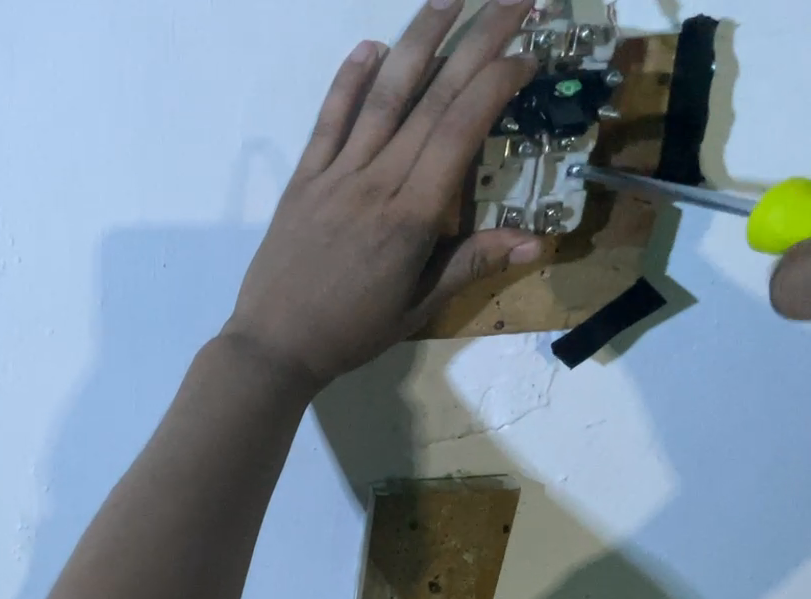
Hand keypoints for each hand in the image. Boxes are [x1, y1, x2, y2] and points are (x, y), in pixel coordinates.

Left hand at [222, 0, 539, 386]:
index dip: (497, 82)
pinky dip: (346, 83)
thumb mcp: (415, 309)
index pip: (461, 129)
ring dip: (417, 41)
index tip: (527, 54)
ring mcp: (334, 178)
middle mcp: (375, 184)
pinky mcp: (301, 182)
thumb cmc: (348, 334)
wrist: (273, 346)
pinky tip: (367, 47)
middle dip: (479, 40)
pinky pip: (326, 123)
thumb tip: (538, 240)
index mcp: (411, 218)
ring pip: (381, 97)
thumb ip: (470, 265)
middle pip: (433, 99)